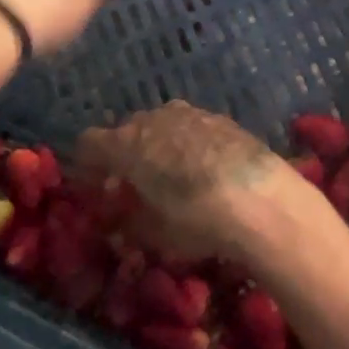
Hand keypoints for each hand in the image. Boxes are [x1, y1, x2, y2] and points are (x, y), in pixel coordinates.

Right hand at [77, 101, 301, 259]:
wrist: (262, 200)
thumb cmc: (196, 219)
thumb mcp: (154, 234)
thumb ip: (127, 224)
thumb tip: (116, 222)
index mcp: (125, 143)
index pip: (88, 144)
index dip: (86, 167)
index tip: (95, 191)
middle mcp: (151, 118)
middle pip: (125, 133)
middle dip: (124, 158)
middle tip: (134, 190)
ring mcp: (188, 113)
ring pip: (159, 127)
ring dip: (157, 149)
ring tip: (172, 180)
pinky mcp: (219, 118)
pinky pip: (190, 129)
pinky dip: (187, 146)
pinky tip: (204, 172)